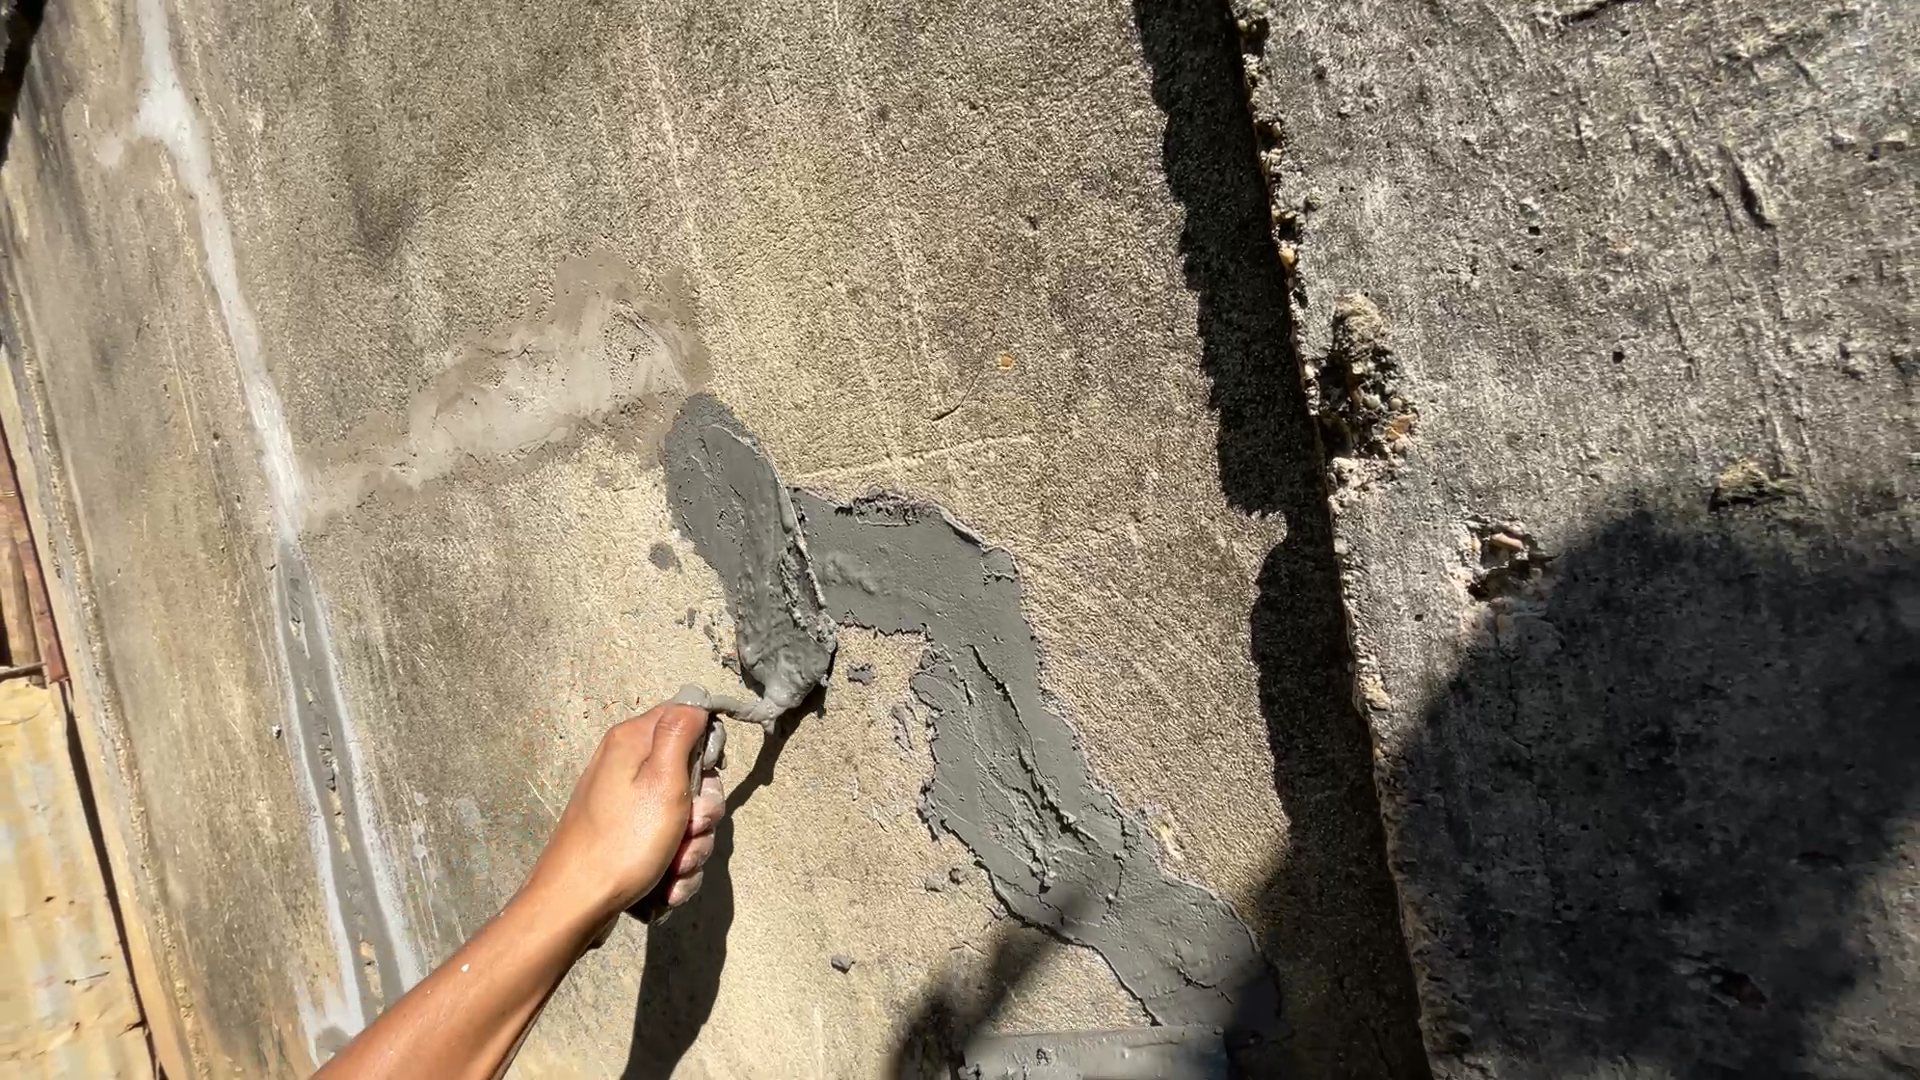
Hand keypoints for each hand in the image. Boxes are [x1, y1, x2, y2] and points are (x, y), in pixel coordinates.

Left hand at [520, 702, 726, 932]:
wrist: (572, 908)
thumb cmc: (622, 841)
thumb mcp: (662, 780)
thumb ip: (681, 732)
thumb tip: (696, 704)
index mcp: (633, 741)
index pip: (687, 716)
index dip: (707, 746)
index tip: (704, 777)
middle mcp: (628, 765)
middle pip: (693, 772)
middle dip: (703, 810)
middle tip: (691, 829)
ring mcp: (627, 803)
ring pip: (686, 813)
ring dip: (692, 844)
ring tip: (675, 866)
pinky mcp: (627, 835)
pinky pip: (669, 840)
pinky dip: (675, 863)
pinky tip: (666, 883)